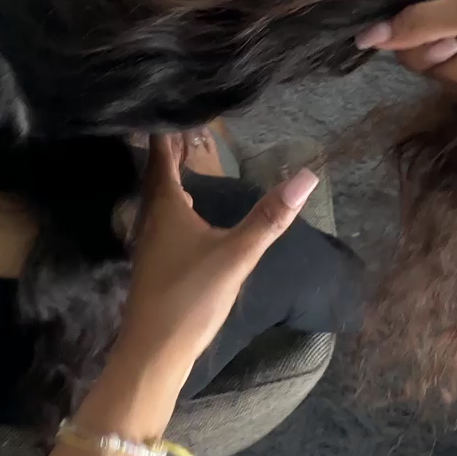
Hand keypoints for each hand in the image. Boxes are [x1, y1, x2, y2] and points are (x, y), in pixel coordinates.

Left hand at [115, 134, 319, 366]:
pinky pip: (160, 210)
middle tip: (191, 121)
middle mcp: (150, 213)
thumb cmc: (190, 297)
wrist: (152, 352)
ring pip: (157, 190)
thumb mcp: (236, 255)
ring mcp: (148, 236)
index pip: (161, 151)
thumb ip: (269, 217)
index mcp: (164, 203)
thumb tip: (308, 176)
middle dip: (172, 144)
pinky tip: (186, 206)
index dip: (170, 126)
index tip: (182, 103)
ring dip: (170, 169)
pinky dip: (172, 194)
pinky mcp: (153, 257)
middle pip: (158, 167)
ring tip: (188, 152)